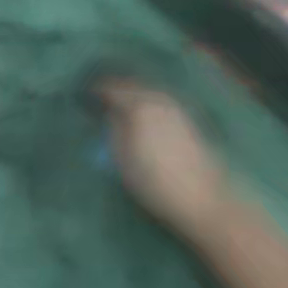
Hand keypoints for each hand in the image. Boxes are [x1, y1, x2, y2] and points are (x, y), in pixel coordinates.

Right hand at [97, 77, 232, 242]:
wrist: (203, 202)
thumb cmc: (154, 182)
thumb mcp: (121, 158)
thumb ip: (112, 129)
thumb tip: (108, 112)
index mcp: (139, 107)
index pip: (112, 89)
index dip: (96, 90)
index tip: (85, 94)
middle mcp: (159, 101)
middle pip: (132, 86)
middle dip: (116, 88)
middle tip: (101, 95)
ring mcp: (177, 110)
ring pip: (149, 91)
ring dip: (134, 93)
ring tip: (121, 103)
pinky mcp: (190, 121)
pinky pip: (162, 101)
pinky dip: (149, 101)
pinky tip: (145, 113)